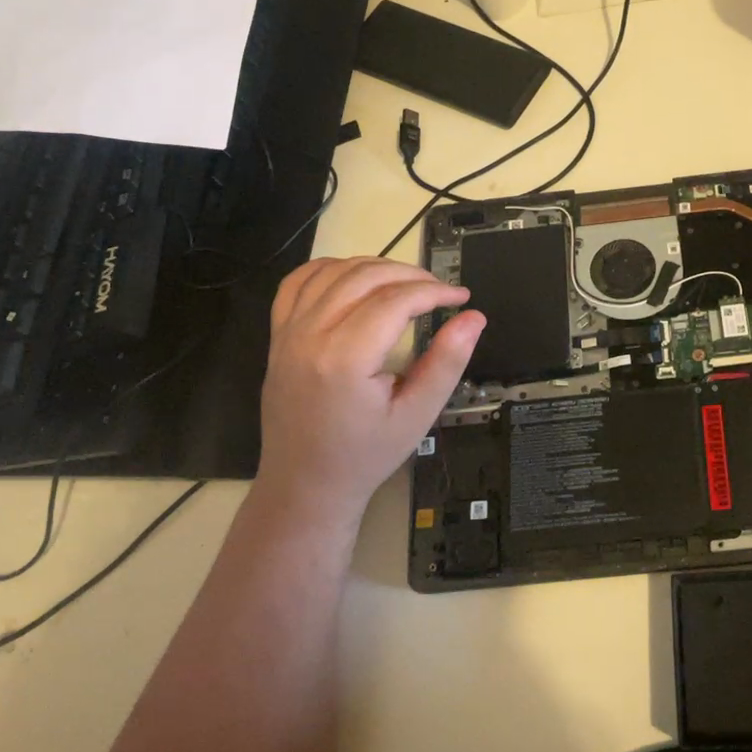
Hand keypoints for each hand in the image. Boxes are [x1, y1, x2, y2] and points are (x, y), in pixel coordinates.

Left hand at [256, 257, 485, 522]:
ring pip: (333, 272)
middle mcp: (310, 337)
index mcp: (345, 359)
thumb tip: (474, 318)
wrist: (305, 485)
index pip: (395, 300)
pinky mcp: (277, 337)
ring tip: (406, 283)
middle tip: (440, 291)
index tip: (461, 298)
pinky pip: (297, 283)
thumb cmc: (365, 455)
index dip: (434, 291)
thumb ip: (447, 362)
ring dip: (374, 266)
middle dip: (410, 275)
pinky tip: (355, 276)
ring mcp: (287, 334)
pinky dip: (329, 269)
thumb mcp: (417, 415)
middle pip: (365, 277)